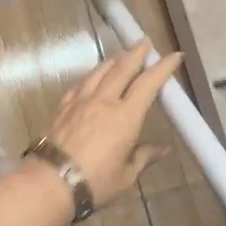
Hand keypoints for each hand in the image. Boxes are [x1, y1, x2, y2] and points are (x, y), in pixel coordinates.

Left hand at [38, 40, 181, 203]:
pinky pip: (81, 84)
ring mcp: (80, 101)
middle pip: (122, 69)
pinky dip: (92, 75)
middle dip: (136, 53)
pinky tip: (93, 76)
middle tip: (145, 43)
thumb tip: (164, 148)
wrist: (51, 182)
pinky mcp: (63, 107)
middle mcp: (103, 101)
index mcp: (125, 117)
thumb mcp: (126, 175)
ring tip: (121, 55)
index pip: (148, 84)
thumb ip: (144, 157)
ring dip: (113, 60)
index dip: (163, 68)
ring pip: (99, 72)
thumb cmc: (94, 182)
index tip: (174, 56)